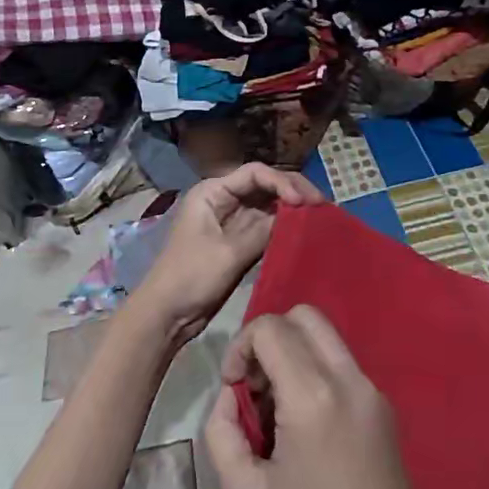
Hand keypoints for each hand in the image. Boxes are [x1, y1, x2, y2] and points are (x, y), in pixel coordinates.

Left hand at [133, 164, 320, 341]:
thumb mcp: (229, 252)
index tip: (304, 202)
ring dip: (294, 207)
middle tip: (322, 204)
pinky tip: (305, 229)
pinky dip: (287, 225)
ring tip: (320, 214)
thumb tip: (297, 217)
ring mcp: (233, 219)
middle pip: (266, 184)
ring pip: (270, 203)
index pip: (256, 173)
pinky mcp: (241, 239)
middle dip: (294, 191)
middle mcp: (224, 198)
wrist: (167, 316)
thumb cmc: (191, 277)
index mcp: (213, 192)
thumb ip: (264, 230)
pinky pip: (269, 224)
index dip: (283, 183)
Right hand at [205, 306, 469, 488]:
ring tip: (276, 416)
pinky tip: (304, 429)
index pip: (273, 327)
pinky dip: (318, 375)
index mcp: (315, 394)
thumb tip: (232, 394)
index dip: (240, 346)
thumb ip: (224, 430)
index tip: (231, 387)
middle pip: (308, 317)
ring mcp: (375, 392)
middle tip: (254, 390)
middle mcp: (352, 379)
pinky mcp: (386, 410)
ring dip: (296, 357)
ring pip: (329, 340)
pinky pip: (345, 369)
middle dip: (272, 340)